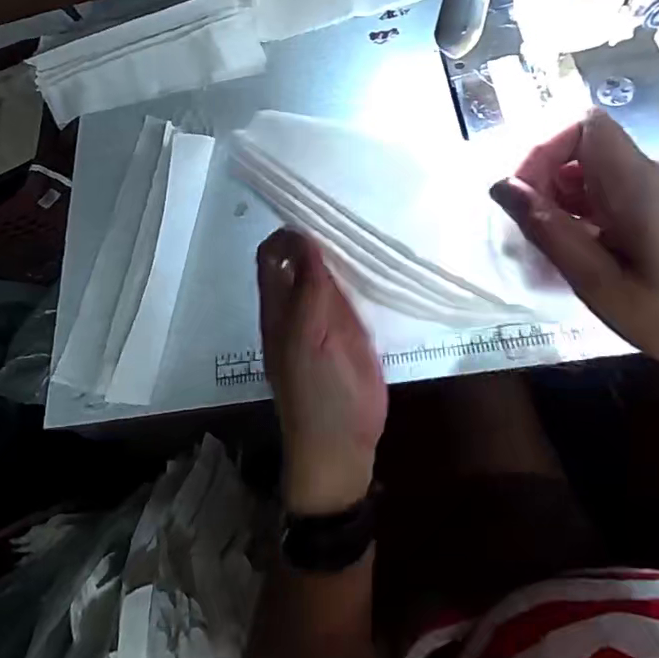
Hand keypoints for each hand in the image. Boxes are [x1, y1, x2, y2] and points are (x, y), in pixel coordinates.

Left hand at [257, 228, 387, 514]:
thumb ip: (310, 293)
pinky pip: (353, 294)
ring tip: (373, 228)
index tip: (320, 211)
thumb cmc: (320, 396)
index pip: (274, 255)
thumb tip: (306, 240)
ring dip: (345, 253)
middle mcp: (301, 307)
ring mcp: (328, 319)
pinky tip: (384, 264)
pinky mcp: (353, 331)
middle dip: (321, 235)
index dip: (289, 232)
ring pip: (330, 274)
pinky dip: (363, 276)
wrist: (340, 446)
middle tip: (356, 212)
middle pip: (302, 260)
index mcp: (280, 308)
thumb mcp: (311, 342)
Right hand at [490, 109, 658, 435]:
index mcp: (639, 181)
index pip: (583, 122)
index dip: (543, 148)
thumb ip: (549, 230)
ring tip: (559, 256)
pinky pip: (619, 196)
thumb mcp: (600, 282)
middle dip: (547, 182)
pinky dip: (592, 216)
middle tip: (535, 237)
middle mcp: (654, 172)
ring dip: (567, 203)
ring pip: (599, 175)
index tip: (524, 197)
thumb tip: (500, 185)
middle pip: (587, 148)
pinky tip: (591, 260)